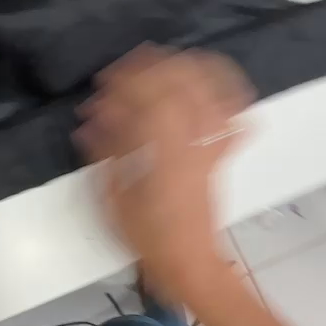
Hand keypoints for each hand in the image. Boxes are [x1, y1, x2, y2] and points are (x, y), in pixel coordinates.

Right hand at [78, 46, 251, 304]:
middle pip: (181, 85)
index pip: (147, 100)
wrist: (188, 261)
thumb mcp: (113, 199)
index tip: (103, 83)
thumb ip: (105, 154)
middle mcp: (192, 142)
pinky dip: (227, 90)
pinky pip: (234, 114)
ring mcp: (211, 146)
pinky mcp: (220, 153)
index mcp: (162, 153)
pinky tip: (211, 82)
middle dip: (152, 68)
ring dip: (188, 69)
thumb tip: (91, 121)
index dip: (123, 84)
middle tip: (126, 69)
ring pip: (211, 90)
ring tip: (164, 64)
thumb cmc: (146, 237)